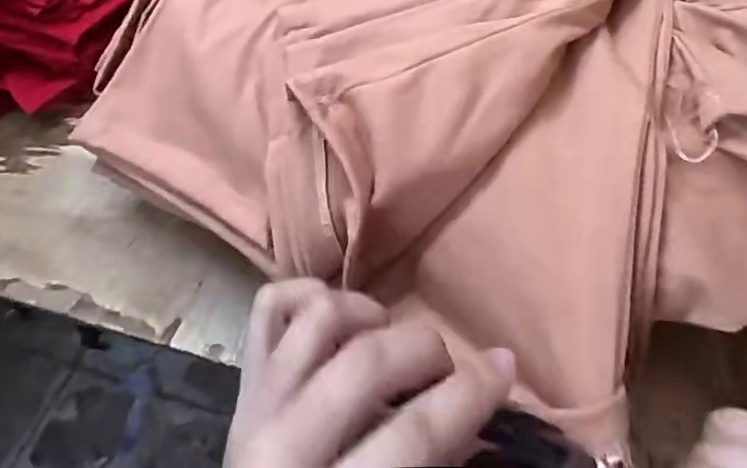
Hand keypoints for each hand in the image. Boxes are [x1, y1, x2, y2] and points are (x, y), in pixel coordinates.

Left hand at [225, 279, 515, 467]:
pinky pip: (269, 308)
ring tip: (388, 338)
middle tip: (445, 366)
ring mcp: (255, 404)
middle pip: (365, 363)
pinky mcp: (242, 380)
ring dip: (367, 315)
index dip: (469, 396)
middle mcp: (281, 442)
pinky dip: (307, 295)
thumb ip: (429, 461)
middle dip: (424, 351)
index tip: (504, 367)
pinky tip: (337, 318)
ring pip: (317, 318)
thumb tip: (478, 407)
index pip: (413, 435)